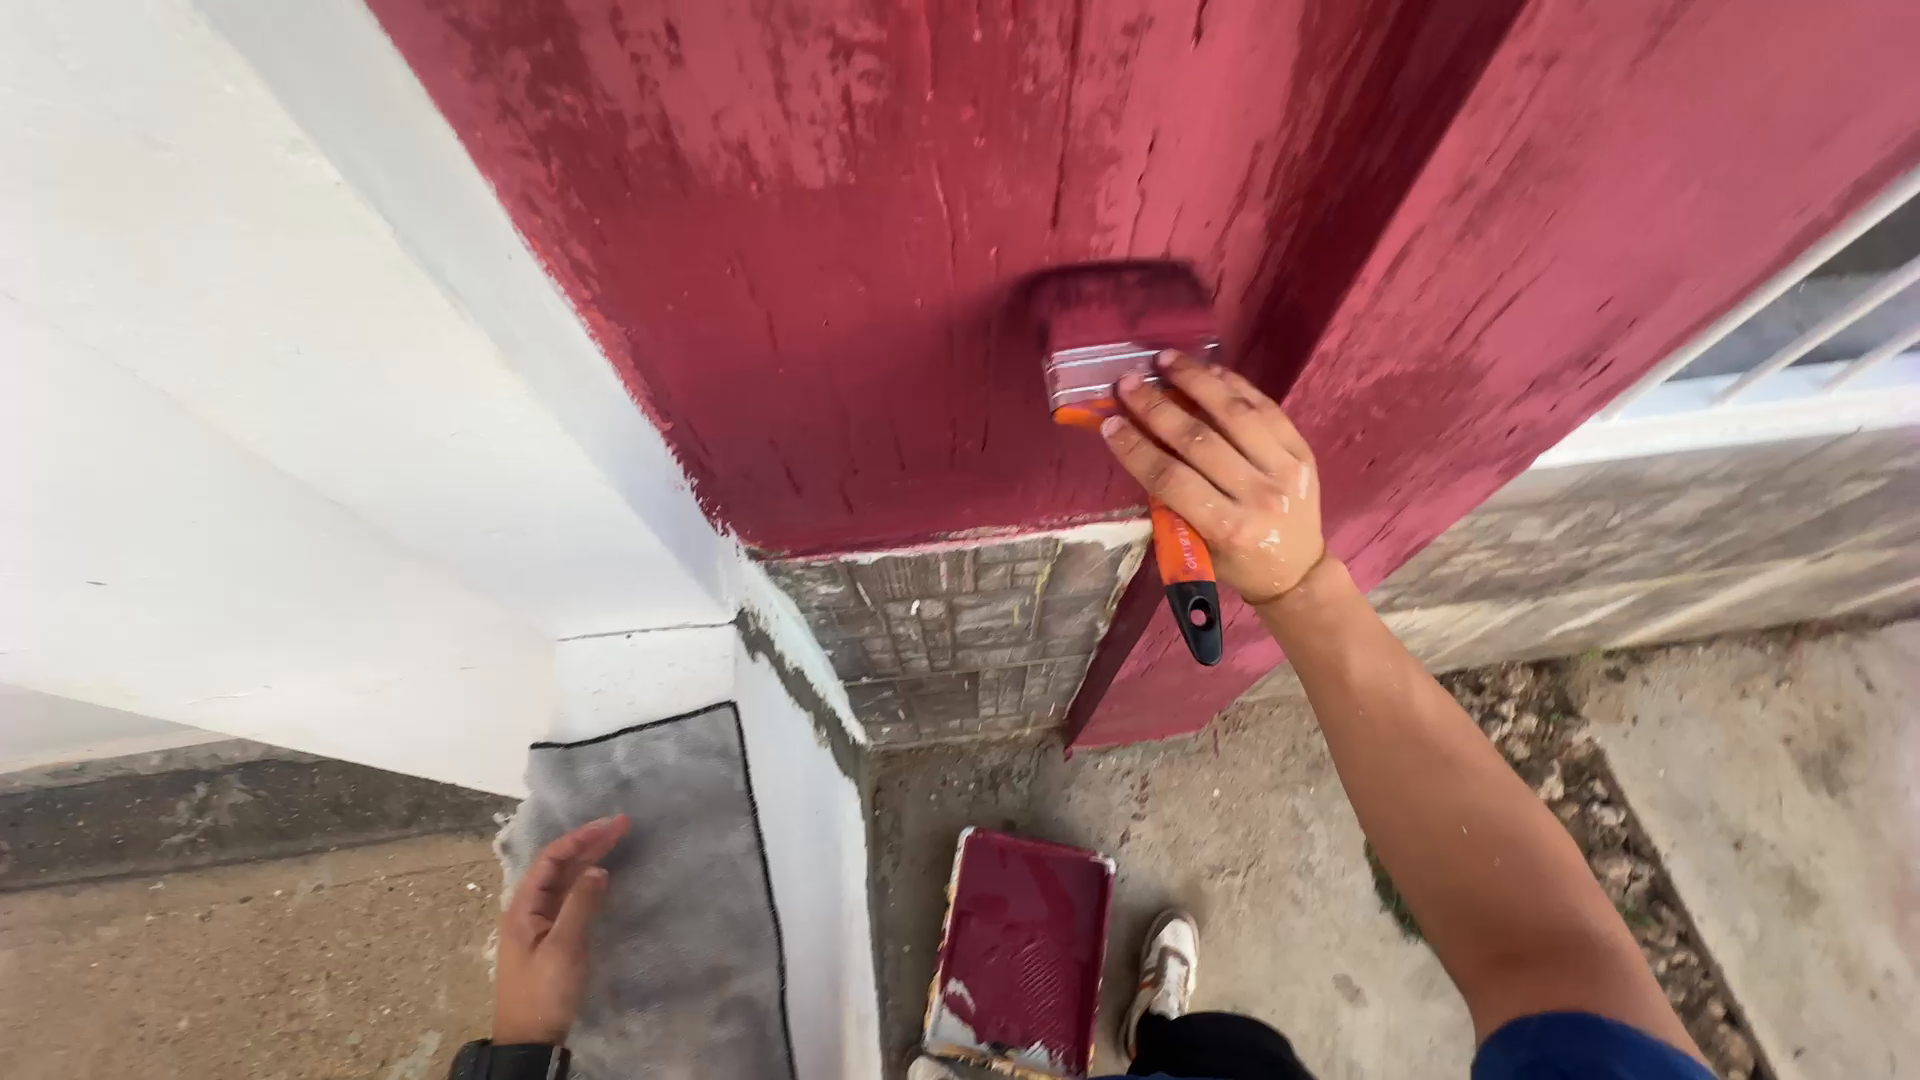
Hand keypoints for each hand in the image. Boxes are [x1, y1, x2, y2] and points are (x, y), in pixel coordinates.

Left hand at [493, 813, 630, 1044]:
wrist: (530, 1040)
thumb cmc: (543, 992)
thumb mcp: (563, 948)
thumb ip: (580, 905)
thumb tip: (598, 868)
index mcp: (523, 908)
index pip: (550, 859)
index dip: (579, 838)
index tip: (610, 825)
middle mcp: (530, 909)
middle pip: (560, 865)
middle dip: (590, 842)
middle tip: (623, 824)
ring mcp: (542, 922)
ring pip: (567, 878)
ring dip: (591, 857)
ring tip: (619, 837)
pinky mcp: (555, 935)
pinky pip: (572, 895)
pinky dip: (590, 878)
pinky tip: (605, 871)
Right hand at [1101, 351, 1324, 604]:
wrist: (1296, 570)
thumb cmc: (1234, 563)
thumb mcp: (1195, 545)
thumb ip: (1171, 502)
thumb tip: (1140, 446)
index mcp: (1227, 527)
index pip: (1171, 480)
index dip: (1136, 449)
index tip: (1109, 423)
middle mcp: (1259, 496)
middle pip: (1199, 441)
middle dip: (1156, 408)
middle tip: (1127, 383)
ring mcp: (1285, 470)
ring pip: (1234, 414)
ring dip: (1195, 382)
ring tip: (1164, 360)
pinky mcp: (1302, 451)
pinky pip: (1264, 407)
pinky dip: (1232, 385)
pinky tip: (1206, 370)